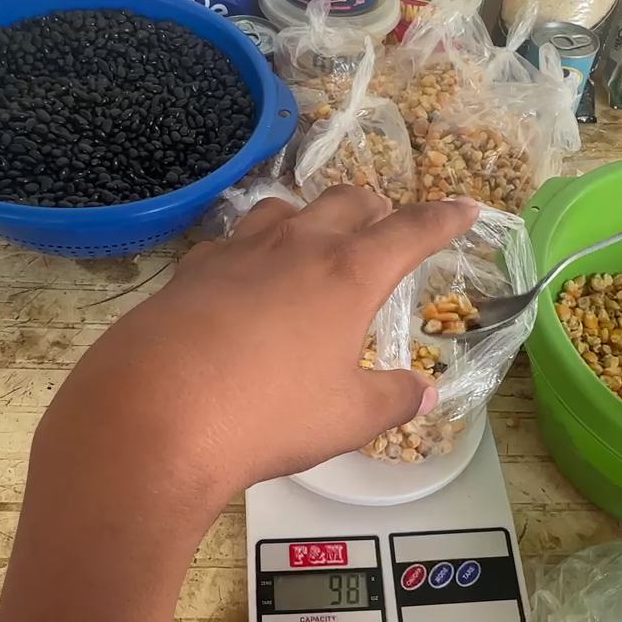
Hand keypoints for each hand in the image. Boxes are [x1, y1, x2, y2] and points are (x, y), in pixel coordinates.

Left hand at [35, 186, 479, 509]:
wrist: (155, 415)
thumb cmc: (269, 415)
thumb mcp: (348, 418)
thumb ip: (394, 400)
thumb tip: (426, 394)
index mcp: (348, 275)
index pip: (411, 232)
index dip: (444, 219)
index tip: (466, 208)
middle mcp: (295, 247)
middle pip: (347, 203)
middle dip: (377, 211)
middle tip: (384, 232)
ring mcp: (236, 252)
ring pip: (286, 208)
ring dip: (311, 218)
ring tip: (314, 246)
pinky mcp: (190, 271)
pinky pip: (233, 241)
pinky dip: (255, 249)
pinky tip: (245, 279)